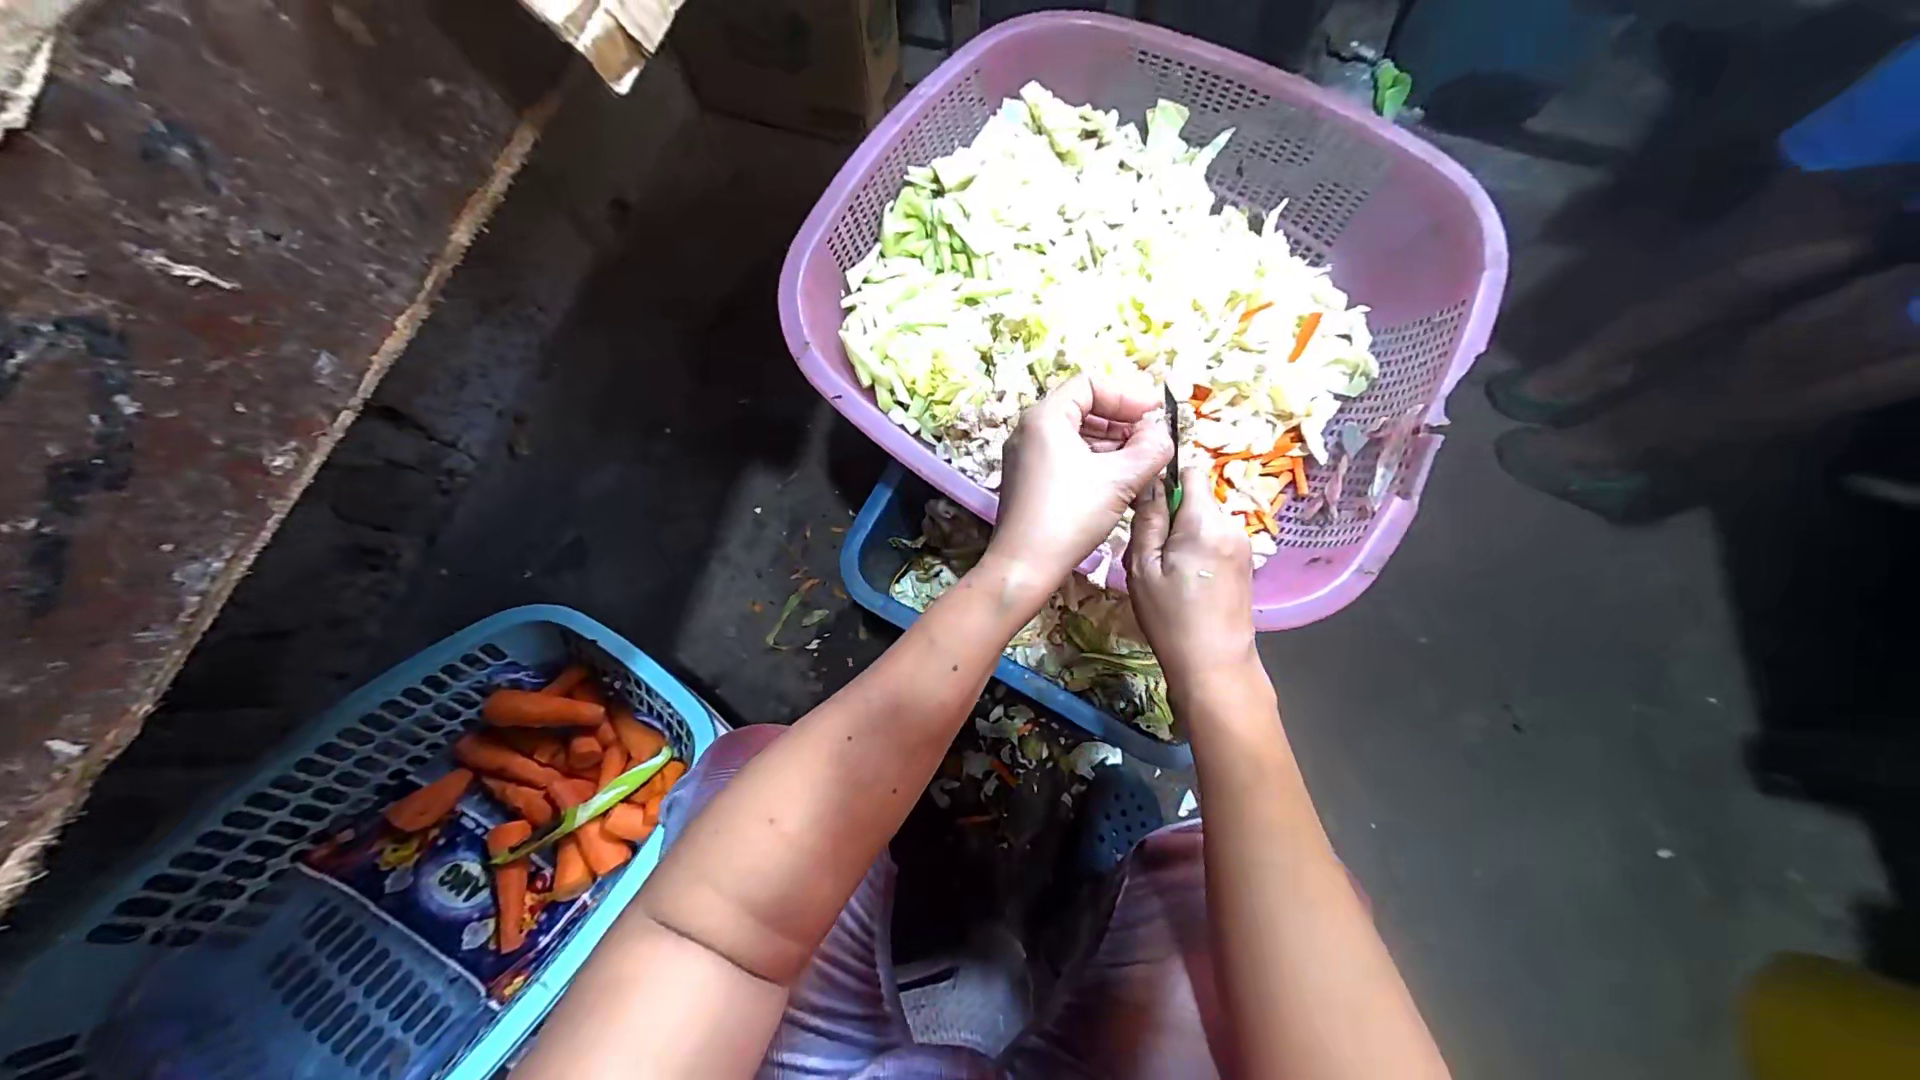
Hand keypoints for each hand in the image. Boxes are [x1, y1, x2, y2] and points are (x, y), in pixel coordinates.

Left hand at [987, 373, 1172, 592]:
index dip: (1127, 395)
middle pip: (1082, 408)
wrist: (1024, 566)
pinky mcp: (1028, 480)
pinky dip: (1094, 461)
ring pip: (1076, 435)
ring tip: (1141, 462)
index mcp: (1045, 418)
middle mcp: (1029, 431)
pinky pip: (1066, 457)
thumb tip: (1162, 433)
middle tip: (1152, 439)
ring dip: (1112, 443)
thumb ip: (1151, 448)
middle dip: (1122, 420)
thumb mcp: (1120, 479)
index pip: (1090, 385)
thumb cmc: (1070, 516)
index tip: (1155, 414)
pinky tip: (1118, 480)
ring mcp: (1026, 457)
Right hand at [1126, 461, 1258, 686]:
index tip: (1148, 511)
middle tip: (1151, 551)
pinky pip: (1215, 538)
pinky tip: (1186, 580)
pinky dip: (1198, 548)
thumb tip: (1149, 485)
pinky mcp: (1245, 561)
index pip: (1190, 472)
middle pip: (1197, 498)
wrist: (1214, 662)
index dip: (1165, 484)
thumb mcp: (1143, 567)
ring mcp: (1242, 543)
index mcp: (1204, 522)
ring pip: (1205, 519)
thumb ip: (1147, 520)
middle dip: (1173, 514)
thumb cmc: (1170, 617)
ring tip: (1167, 570)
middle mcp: (1230, 525)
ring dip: (1184, 533)